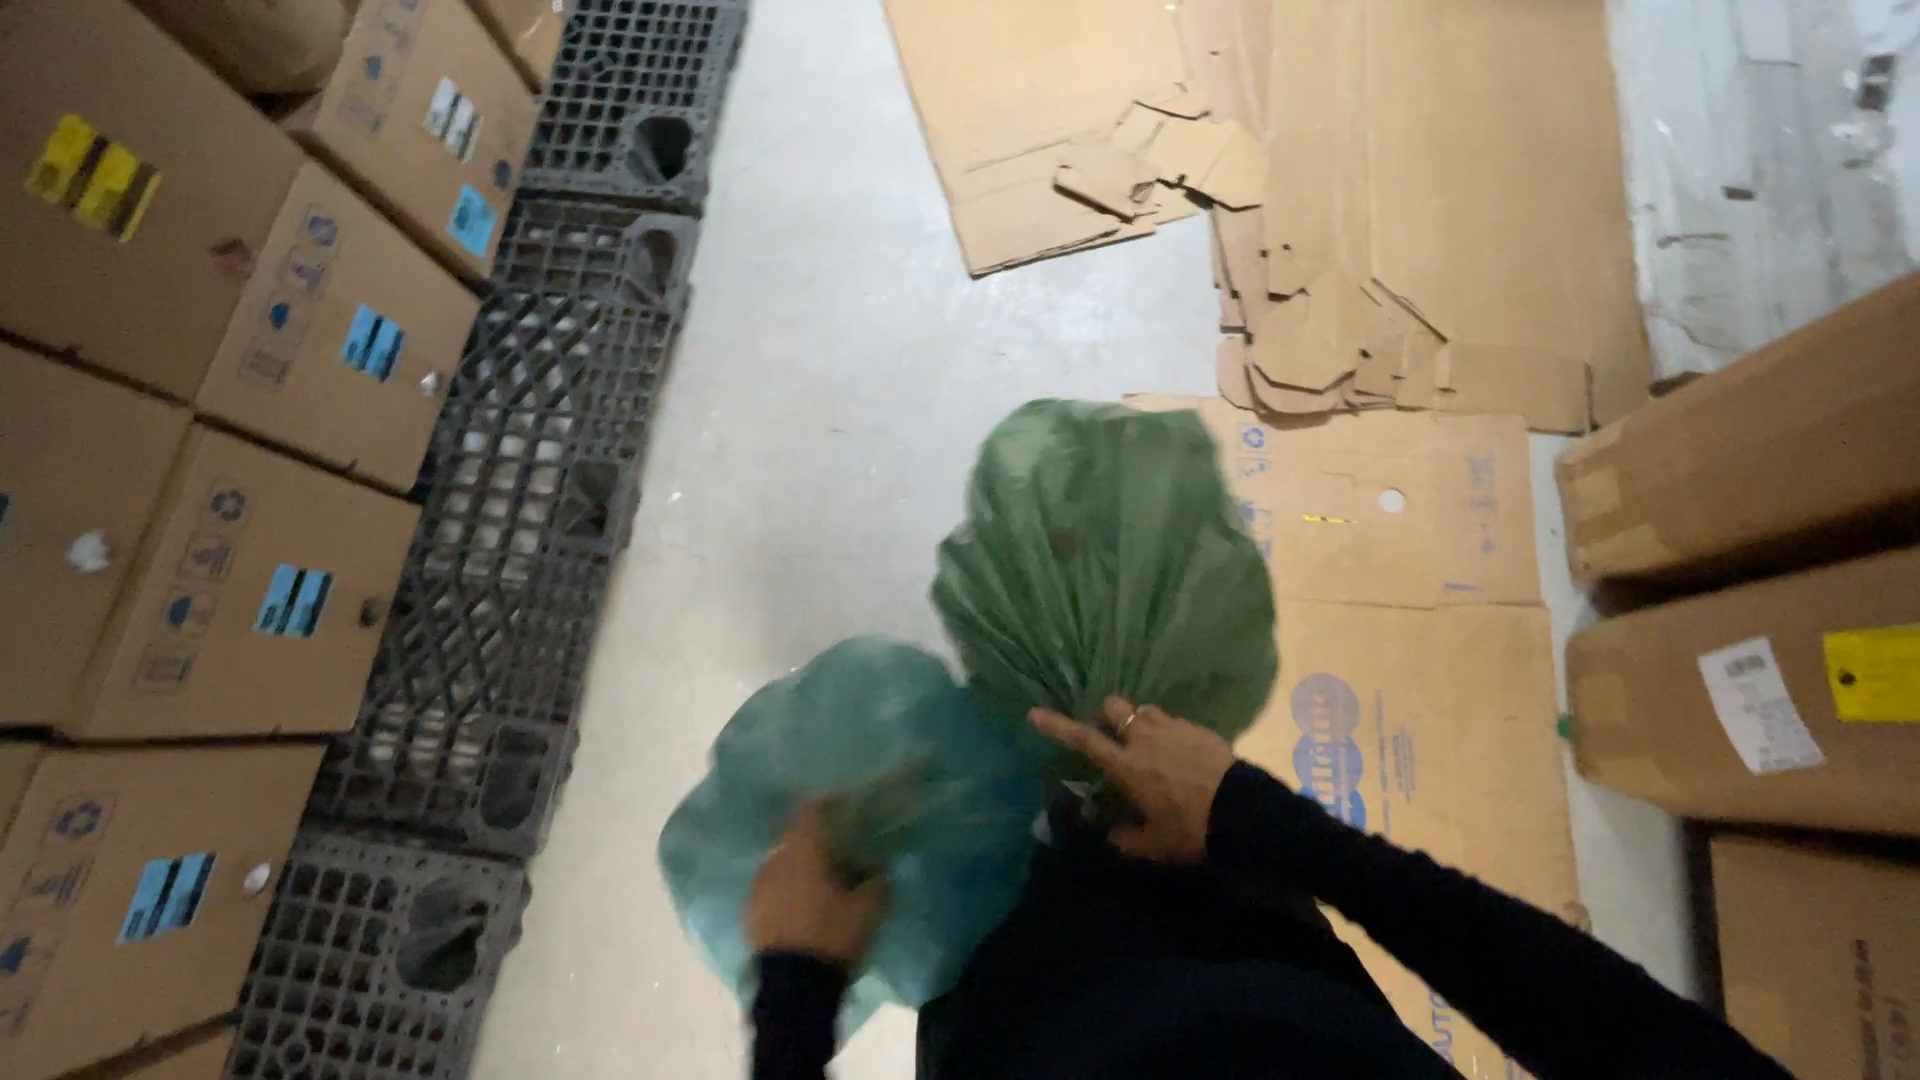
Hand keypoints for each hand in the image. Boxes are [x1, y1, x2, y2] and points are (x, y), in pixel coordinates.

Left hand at [746, 803, 889, 967]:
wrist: (792, 989)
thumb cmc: (831, 936)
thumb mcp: (868, 909)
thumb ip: (878, 881)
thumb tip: (882, 867)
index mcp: (802, 850)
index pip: (810, 811)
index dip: (826, 804)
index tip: (842, 804)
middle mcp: (775, 860)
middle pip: (794, 838)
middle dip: (814, 840)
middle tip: (836, 847)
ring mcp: (757, 888)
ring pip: (781, 864)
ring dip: (798, 866)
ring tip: (819, 879)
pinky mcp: (750, 915)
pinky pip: (771, 890)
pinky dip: (786, 890)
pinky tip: (801, 904)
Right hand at [1030, 697, 1235, 862]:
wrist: (1243, 813)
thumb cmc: (1191, 829)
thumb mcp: (1156, 845)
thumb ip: (1128, 840)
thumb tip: (1111, 836)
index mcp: (1126, 765)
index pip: (1083, 739)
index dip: (1056, 726)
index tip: (1034, 714)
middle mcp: (1144, 738)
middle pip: (1114, 707)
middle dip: (1109, 715)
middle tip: (1115, 736)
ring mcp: (1173, 728)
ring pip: (1145, 710)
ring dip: (1141, 723)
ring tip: (1151, 745)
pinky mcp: (1198, 729)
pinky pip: (1175, 722)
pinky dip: (1171, 732)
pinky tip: (1182, 754)